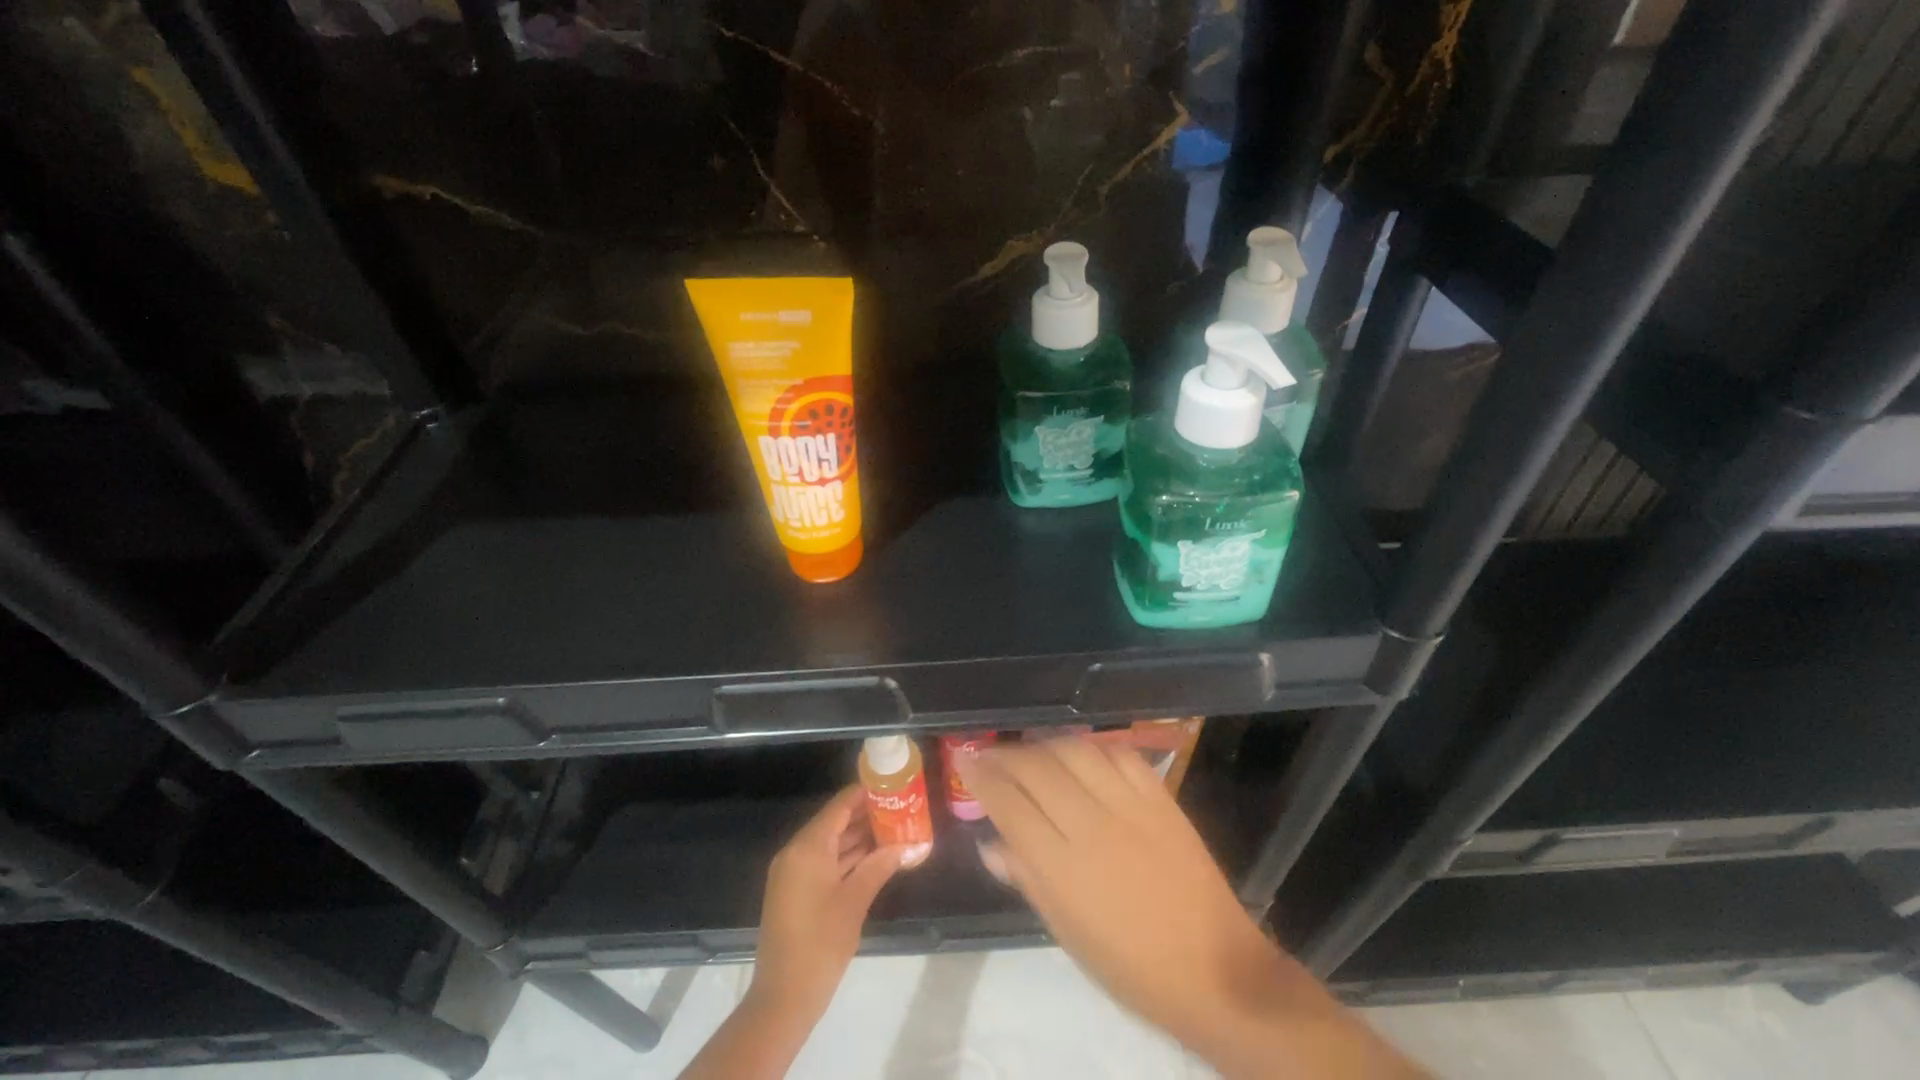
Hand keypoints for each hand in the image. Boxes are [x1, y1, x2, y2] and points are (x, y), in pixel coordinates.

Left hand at [750, 785, 903, 1017]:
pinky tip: (876, 858)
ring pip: (831, 844)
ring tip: (897, 829)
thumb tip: (909, 844)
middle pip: (834, 823)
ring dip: (860, 838)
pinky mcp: (796, 892)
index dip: (865, 794)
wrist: (785, 994)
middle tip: (903, 809)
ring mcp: (793, 874)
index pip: (839, 807)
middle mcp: (796, 853)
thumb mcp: (855, 901)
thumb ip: (880, 866)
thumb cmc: (821, 943)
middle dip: (867, 816)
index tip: (894, 785)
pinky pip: (824, 863)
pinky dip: (848, 858)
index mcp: (807, 848)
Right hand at [961, 738, 1424, 1079]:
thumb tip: (991, 843)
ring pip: (1076, 752)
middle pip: (1037, 770)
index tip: (964, 761)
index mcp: (1062, 867)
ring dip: (1045, 745)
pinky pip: (1121, 756)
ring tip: (1028, 749)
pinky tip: (1081, 752)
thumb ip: (1028, 879)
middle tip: (987, 752)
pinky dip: (1094, 748)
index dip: (982, 777)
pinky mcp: (1163, 800)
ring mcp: (1131, 808)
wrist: (1214, 970)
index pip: (1009, 804)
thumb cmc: (1130, 967)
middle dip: (1005, 755)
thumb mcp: (1067, 933)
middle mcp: (1092, 826)